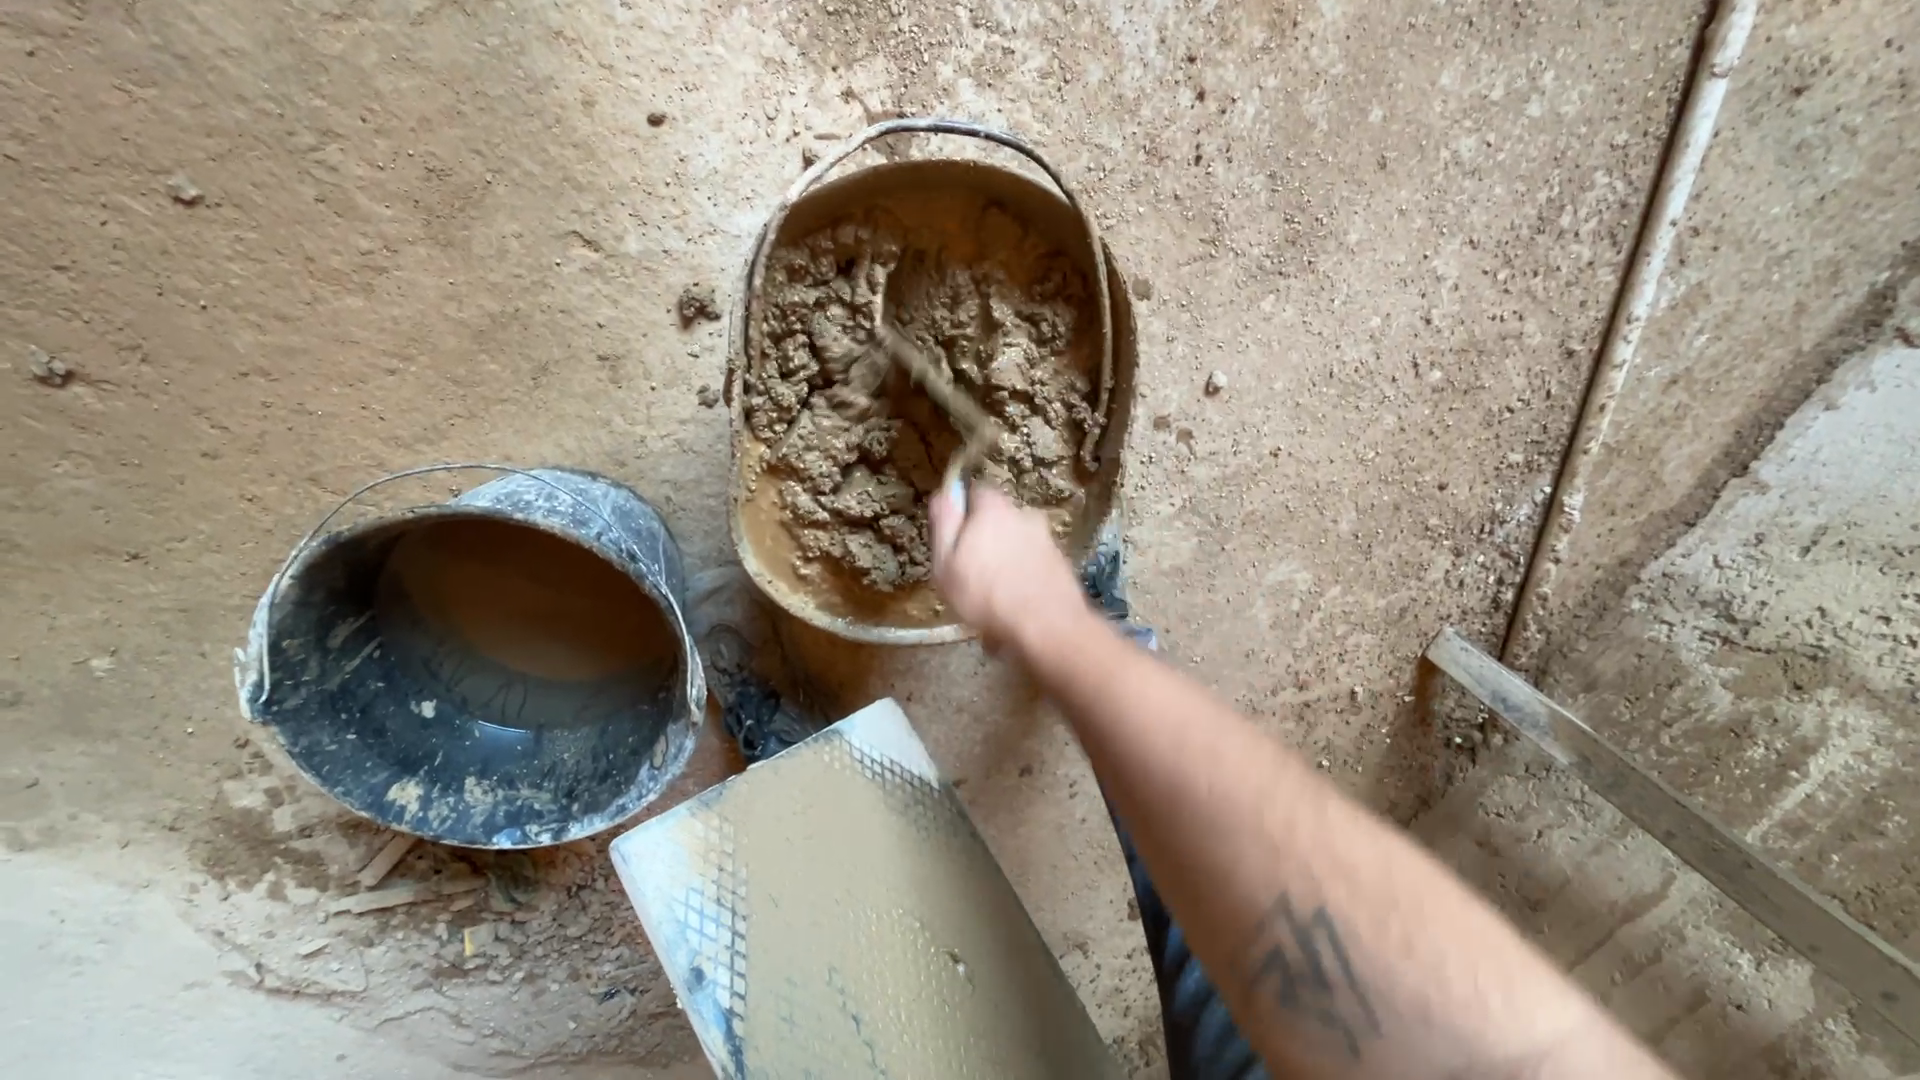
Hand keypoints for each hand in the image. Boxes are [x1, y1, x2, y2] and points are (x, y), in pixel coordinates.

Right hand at [929, 480, 1090, 654]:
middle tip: (970, 573)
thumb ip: (944, 523)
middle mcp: (1025, 515)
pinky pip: (1033, 566)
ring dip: (1005, 563)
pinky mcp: (1061, 564)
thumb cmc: (985, 595)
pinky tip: (1014, 608)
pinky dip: (1023, 580)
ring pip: (1016, 545)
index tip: (954, 539)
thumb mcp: (946, 562)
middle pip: (998, 519)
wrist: (1047, 627)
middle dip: (985, 539)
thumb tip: (943, 494)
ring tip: (992, 599)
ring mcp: (1047, 539)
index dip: (962, 513)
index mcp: (994, 508)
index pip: (975, 491)